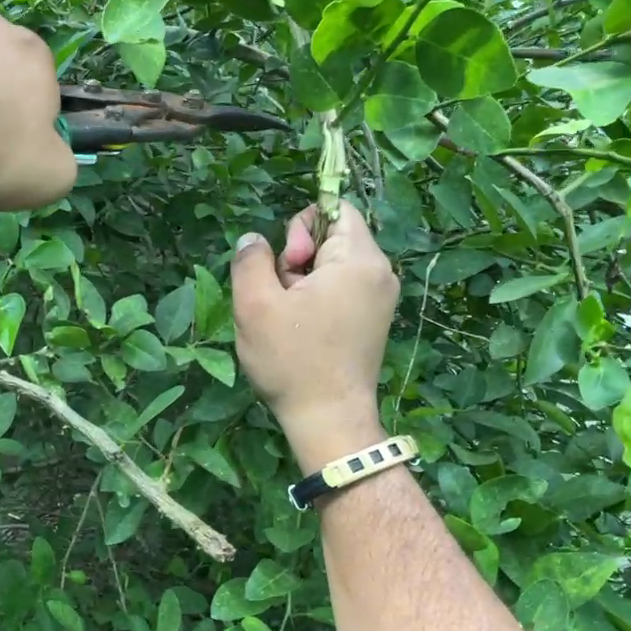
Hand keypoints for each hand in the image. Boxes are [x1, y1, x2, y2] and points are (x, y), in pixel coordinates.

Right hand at [231, 202, 399, 471]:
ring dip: (302, 282)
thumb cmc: (293, 360)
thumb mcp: (255, 305)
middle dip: (297, 259)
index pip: (334, 209)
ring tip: (290, 318)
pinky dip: (317, 300)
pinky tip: (303, 329)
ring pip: (331, 265)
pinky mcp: (373, 320)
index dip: (300, 228)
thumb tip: (253, 240)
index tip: (288, 266)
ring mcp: (380, 298)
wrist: (329, 421)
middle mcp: (380, 272)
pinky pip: (341, 289)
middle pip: (332, 237)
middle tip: (284, 298)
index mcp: (360, 260)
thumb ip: (251, 260)